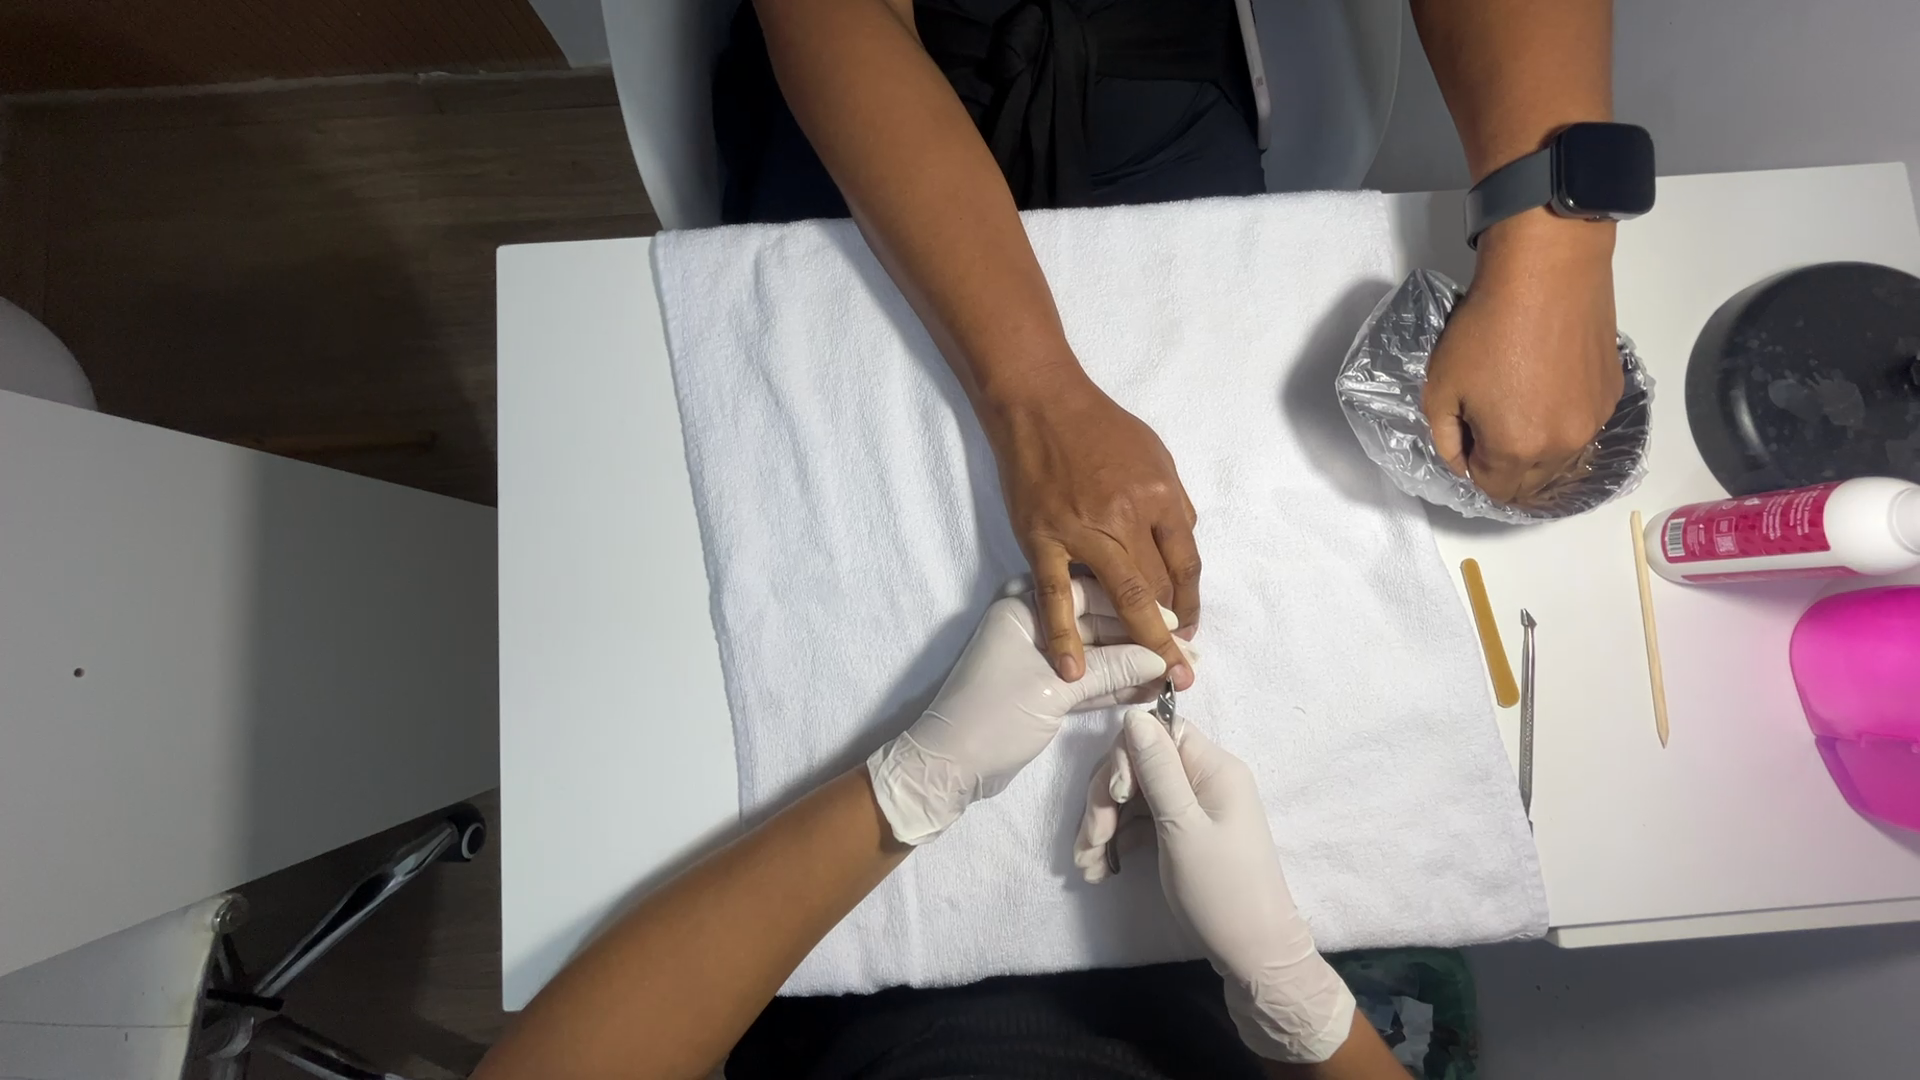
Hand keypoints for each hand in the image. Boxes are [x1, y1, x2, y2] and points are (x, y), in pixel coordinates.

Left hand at [867, 582, 1173, 844]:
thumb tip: (1162, 658)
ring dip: (1134, 665)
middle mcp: (1033, 625)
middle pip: (1097, 626)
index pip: (1089, 596)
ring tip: (1181, 673)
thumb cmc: (994, 714)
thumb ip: (1110, 669)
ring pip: (1096, 655)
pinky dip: (1116, 685)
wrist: (951, 765)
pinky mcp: (1044, 689)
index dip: (1133, 609)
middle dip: (1141, 641)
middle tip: (1188, 653)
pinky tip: (1151, 689)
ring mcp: (1039, 659)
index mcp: (1023, 608)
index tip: (1175, 624)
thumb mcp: (1054, 689)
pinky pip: (1088, 680)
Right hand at [983, 380, 1198, 690]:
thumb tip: (1180, 544)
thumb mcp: (1155, 454)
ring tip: (1155, 680)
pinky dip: (1065, 635)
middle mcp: (1128, 518)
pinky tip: (1072, 669)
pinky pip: (1056, 596)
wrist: (1040, 405)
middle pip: (1159, 586)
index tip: (1190, 628)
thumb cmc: (1100, 426)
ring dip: (1142, 643)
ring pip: (1120, 598)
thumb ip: (1171, 502)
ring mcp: (1083, 532)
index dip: (1192, 602)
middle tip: (1181, 671)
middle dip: (1173, 631)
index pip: (1186, 563)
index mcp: (1159, 495)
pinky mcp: (1043, 541)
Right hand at [1073, 711, 1356, 1064]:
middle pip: (1138, 763)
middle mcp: (1202, 778)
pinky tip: (1100, 867)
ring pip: (1133, 793)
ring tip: (1087, 864)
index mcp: (1213, 767)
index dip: (1126, 757)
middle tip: (1091, 840)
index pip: (1156, 732)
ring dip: (1104, 824)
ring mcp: (1191, 804)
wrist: (1254, 958)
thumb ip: (1157, 769)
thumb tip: (1133, 713)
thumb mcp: (1182, 827)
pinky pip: (1140, 819)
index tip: (1114, 796)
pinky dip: (1117, 839)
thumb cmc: (1222, 890)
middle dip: (1106, 799)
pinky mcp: (1180, 830)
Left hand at [1422, 211, 1623, 503]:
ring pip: (1559, 459)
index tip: (1463, 445)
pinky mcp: (1613, 391)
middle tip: (1482, 432)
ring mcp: (1596, 418)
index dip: (1472, 472)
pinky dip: (1558, 426)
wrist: (1547, 274)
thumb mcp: (1439, 392)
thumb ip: (1445, 440)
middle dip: (1502, 468)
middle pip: (1530, 482)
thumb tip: (1460, 464)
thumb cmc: (1483, 334)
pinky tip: (1541, 397)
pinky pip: (1580, 429)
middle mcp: (1564, 444)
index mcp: (1517, 449)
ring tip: (1511, 415)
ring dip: (1533, 451)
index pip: (1494, 489)